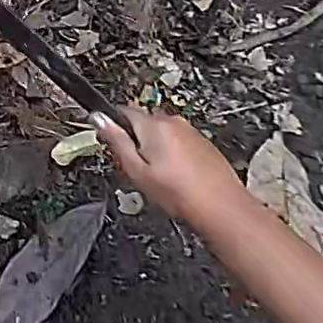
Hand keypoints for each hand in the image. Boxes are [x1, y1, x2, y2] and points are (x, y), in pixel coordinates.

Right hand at [97, 108, 250, 228]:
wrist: (223, 210)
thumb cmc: (180, 194)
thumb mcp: (136, 171)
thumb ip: (116, 141)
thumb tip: (100, 119)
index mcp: (154, 125)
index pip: (122, 111)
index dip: (113, 128)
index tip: (113, 144)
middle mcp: (173, 122)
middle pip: (143, 123)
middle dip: (136, 140)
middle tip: (137, 168)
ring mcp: (191, 132)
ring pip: (162, 133)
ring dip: (156, 148)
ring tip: (160, 176)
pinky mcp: (204, 144)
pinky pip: (179, 142)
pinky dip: (175, 154)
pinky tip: (178, 177)